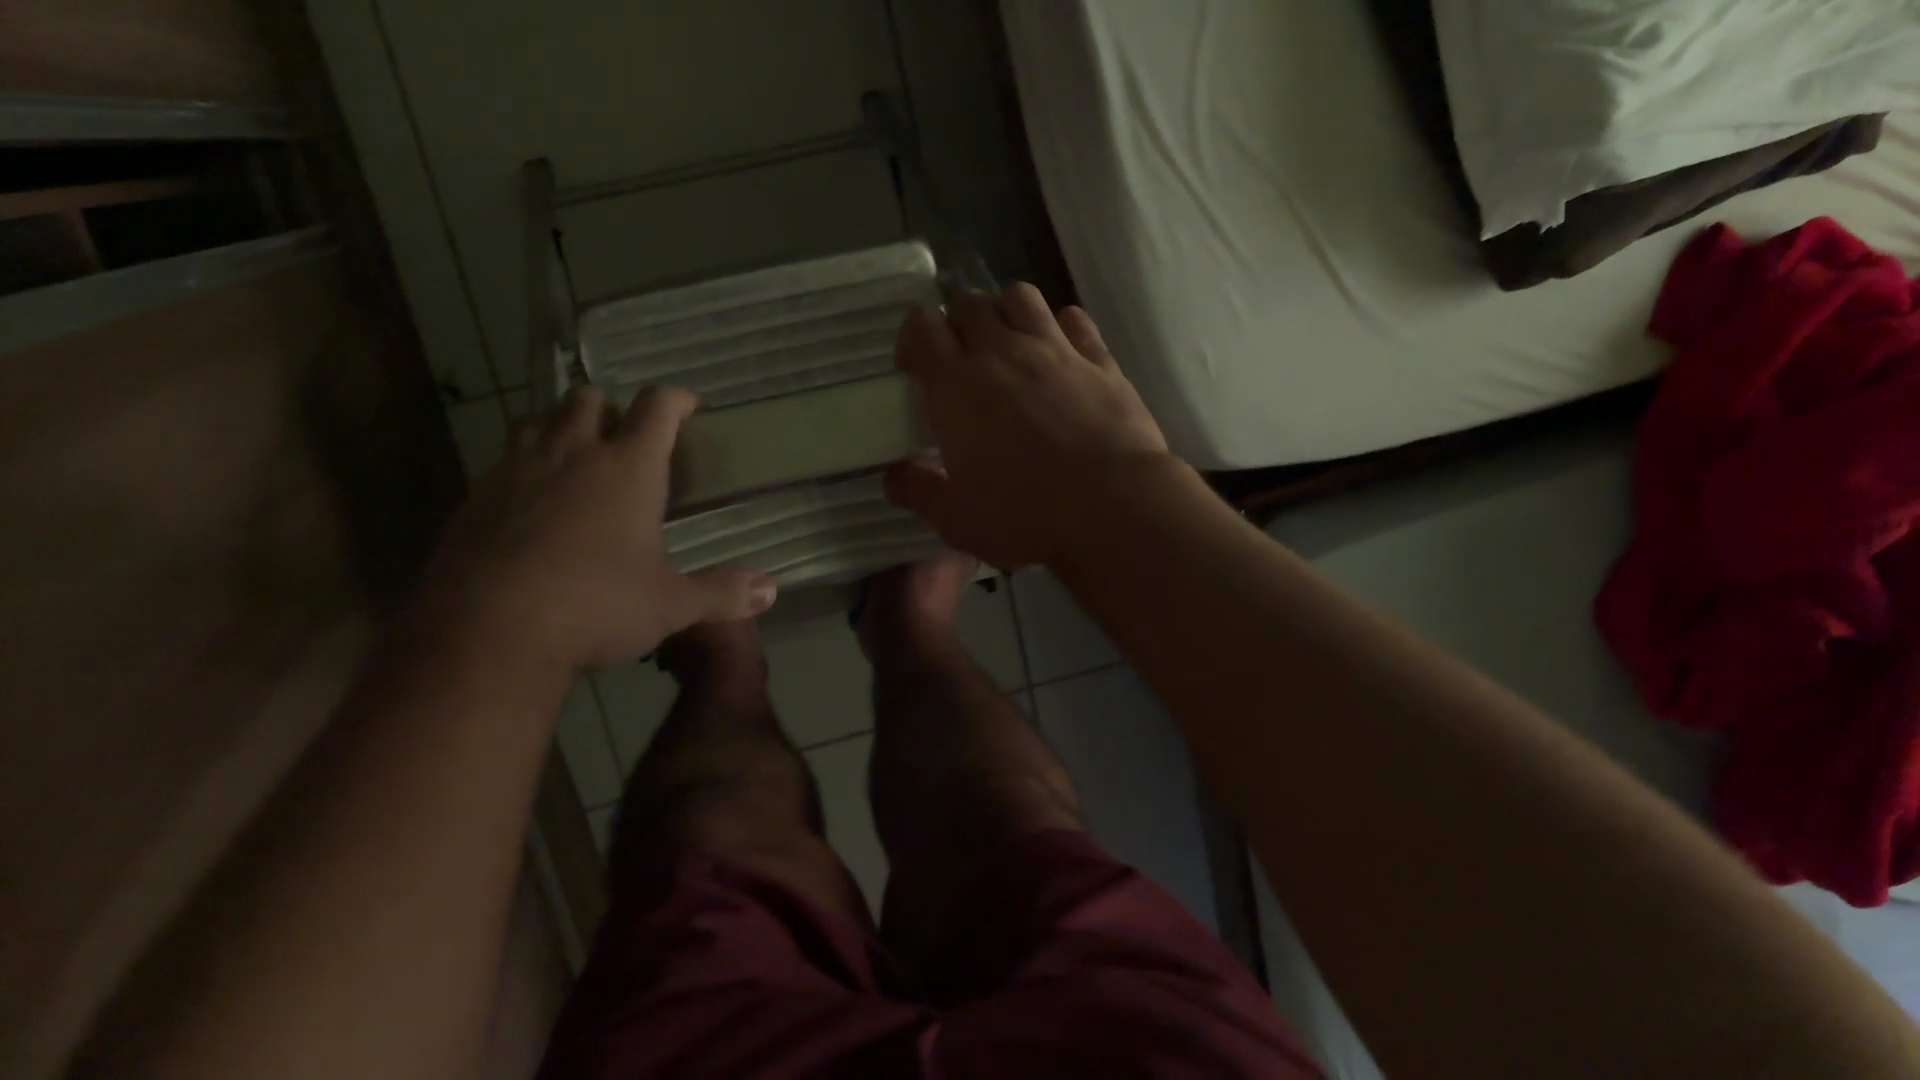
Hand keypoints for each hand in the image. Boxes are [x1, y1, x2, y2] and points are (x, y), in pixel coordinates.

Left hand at [414, 386, 775, 670]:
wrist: (488, 631)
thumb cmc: (596, 607)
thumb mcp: (670, 605)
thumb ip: (721, 593)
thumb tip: (771, 591)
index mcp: (628, 468)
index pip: (657, 408)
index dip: (677, 399)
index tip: (689, 404)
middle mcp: (572, 454)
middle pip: (588, 399)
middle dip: (610, 407)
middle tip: (624, 436)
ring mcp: (516, 470)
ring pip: (537, 420)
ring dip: (560, 427)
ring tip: (574, 457)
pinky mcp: (474, 498)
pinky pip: (502, 463)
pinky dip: (522, 468)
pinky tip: (530, 505)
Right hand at [888, 284, 1177, 566]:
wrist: (1113, 506)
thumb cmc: (1024, 514)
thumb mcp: (955, 518)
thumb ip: (918, 491)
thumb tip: (894, 475)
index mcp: (956, 385)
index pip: (922, 326)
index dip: (913, 338)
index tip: (916, 369)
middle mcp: (1001, 352)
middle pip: (969, 303)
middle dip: (957, 321)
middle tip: (961, 359)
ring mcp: (1055, 349)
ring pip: (1021, 296)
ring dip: (1005, 311)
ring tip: (1007, 343)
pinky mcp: (1100, 359)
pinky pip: (1075, 320)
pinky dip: (1062, 326)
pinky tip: (1061, 351)